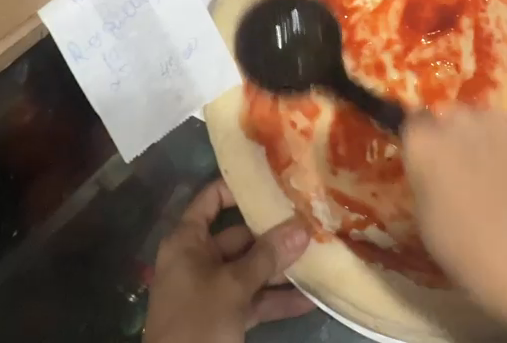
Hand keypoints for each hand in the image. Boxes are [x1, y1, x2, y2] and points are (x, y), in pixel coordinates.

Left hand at [144, 179, 315, 342]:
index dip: (240, 188)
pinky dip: (276, 300)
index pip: (212, 199)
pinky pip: (252, 300)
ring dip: (280, 269)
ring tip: (319, 257)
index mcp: (187, 242)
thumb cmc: (197, 324)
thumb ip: (268, 256)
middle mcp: (197, 260)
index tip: (276, 182)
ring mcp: (211, 290)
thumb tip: (303, 226)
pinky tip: (310, 299)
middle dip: (274, 234)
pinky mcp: (222, 318)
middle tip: (311, 221)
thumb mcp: (233, 287)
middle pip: (239, 235)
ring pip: (250, 269)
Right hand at [402, 108, 506, 328]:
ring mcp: (502, 120)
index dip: (425, 145)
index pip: (414, 125)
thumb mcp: (433, 230)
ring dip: (492, 144)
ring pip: (489, 125)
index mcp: (424, 145)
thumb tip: (436, 175)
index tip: (433, 168)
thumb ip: (428, 187)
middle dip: (458, 141)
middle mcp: (459, 120)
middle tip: (471, 181)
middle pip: (452, 120)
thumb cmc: (482, 258)